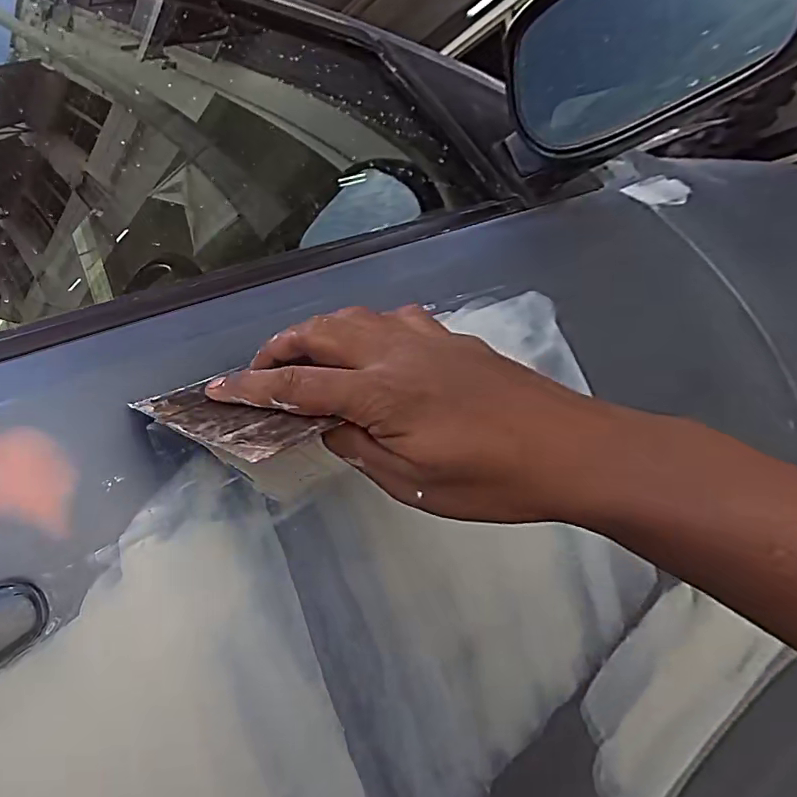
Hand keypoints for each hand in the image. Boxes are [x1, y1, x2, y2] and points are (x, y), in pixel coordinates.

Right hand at [205, 304, 633, 522]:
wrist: (580, 452)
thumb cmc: (493, 480)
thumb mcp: (411, 481)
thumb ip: (356, 446)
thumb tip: (326, 426)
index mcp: (381, 394)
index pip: (297, 386)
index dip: (250, 387)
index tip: (216, 389)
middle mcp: (395, 355)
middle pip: (318, 333)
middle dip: (277, 347)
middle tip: (259, 372)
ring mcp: (426, 341)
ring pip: (352, 316)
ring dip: (315, 332)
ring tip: (302, 356)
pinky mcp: (451, 339)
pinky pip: (392, 319)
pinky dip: (362, 328)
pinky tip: (368, 348)